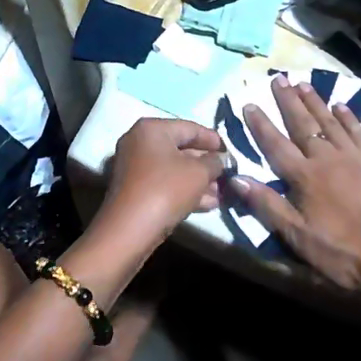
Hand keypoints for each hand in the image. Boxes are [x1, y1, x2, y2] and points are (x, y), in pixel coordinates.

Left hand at [98, 117, 227, 247]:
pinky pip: (165, 184)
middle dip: (207, 164)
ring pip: (174, 169)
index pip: (191, 128)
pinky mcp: (134, 190)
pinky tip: (207, 204)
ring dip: (199, 181)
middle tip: (227, 175)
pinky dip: (184, 191)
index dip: (214, 140)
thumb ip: (215, 161)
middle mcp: (139, 143)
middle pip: (182, 149)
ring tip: (222, 193)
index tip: (232, 152)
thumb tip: (221, 160)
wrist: (128, 232)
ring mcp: (134, 167)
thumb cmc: (166, 190)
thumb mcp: (200, 172)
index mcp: (152, 129)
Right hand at [233, 75, 360, 293]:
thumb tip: (236, 177)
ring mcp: (355, 156)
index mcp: (304, 177)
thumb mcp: (297, 237)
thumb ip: (267, 205)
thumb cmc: (341, 253)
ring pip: (330, 122)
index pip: (276, 145)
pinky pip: (359, 131)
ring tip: (303, 84)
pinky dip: (347, 117)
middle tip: (279, 79)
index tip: (249, 103)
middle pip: (303, 124)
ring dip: (315, 102)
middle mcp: (327, 158)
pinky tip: (340, 106)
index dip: (261, 125)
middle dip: (288, 101)